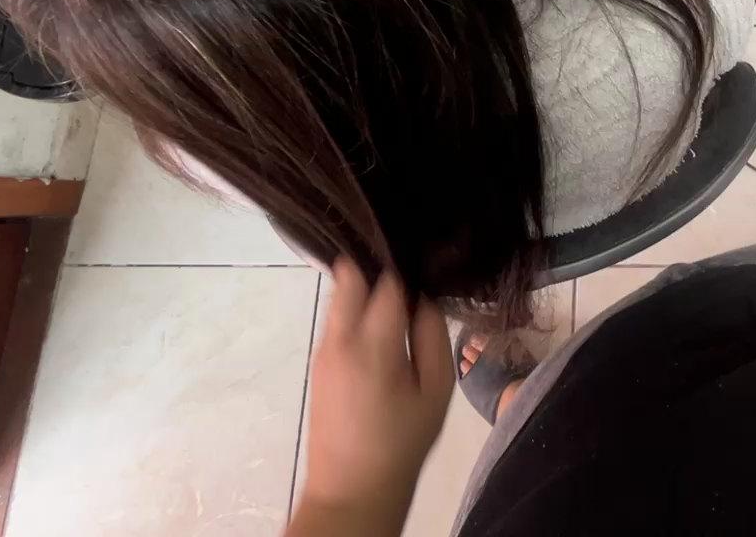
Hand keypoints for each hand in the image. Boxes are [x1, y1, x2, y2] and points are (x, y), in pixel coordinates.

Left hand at [299, 258, 452, 528]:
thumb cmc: (403, 440)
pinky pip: (336, 317)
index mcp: (374, 347)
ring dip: (365, 285)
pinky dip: (355, 306)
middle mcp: (340, 340)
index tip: (427, 266)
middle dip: (377, 265)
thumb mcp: (437, 389)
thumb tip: (425, 297)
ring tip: (398, 296)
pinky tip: (381, 321)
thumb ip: (434, 334)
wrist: (351, 491)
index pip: (387, 283)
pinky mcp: (318, 362)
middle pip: (350, 276)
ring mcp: (323, 351)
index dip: (407, 269)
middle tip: (408, 273)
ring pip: (340, 294)